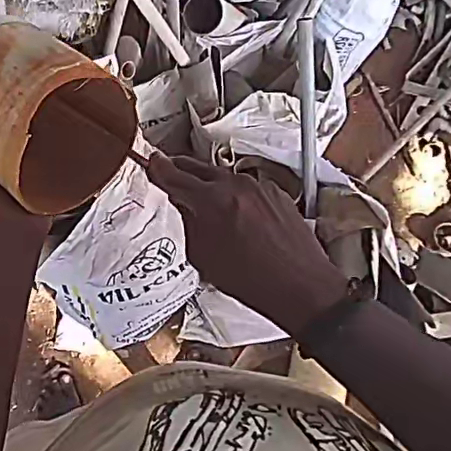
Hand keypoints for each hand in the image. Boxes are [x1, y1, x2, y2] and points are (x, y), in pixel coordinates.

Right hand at [147, 153, 351, 334]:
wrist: (299, 286)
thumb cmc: (253, 279)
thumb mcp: (202, 256)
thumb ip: (185, 223)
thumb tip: (177, 205)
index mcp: (212, 200)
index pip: (174, 175)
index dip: (158, 169)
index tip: (151, 164)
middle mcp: (236, 185)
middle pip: (197, 167)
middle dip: (180, 170)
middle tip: (168, 175)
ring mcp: (258, 186)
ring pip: (221, 175)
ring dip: (207, 183)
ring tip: (200, 201)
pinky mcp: (275, 192)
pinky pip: (244, 185)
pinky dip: (232, 193)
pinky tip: (230, 213)